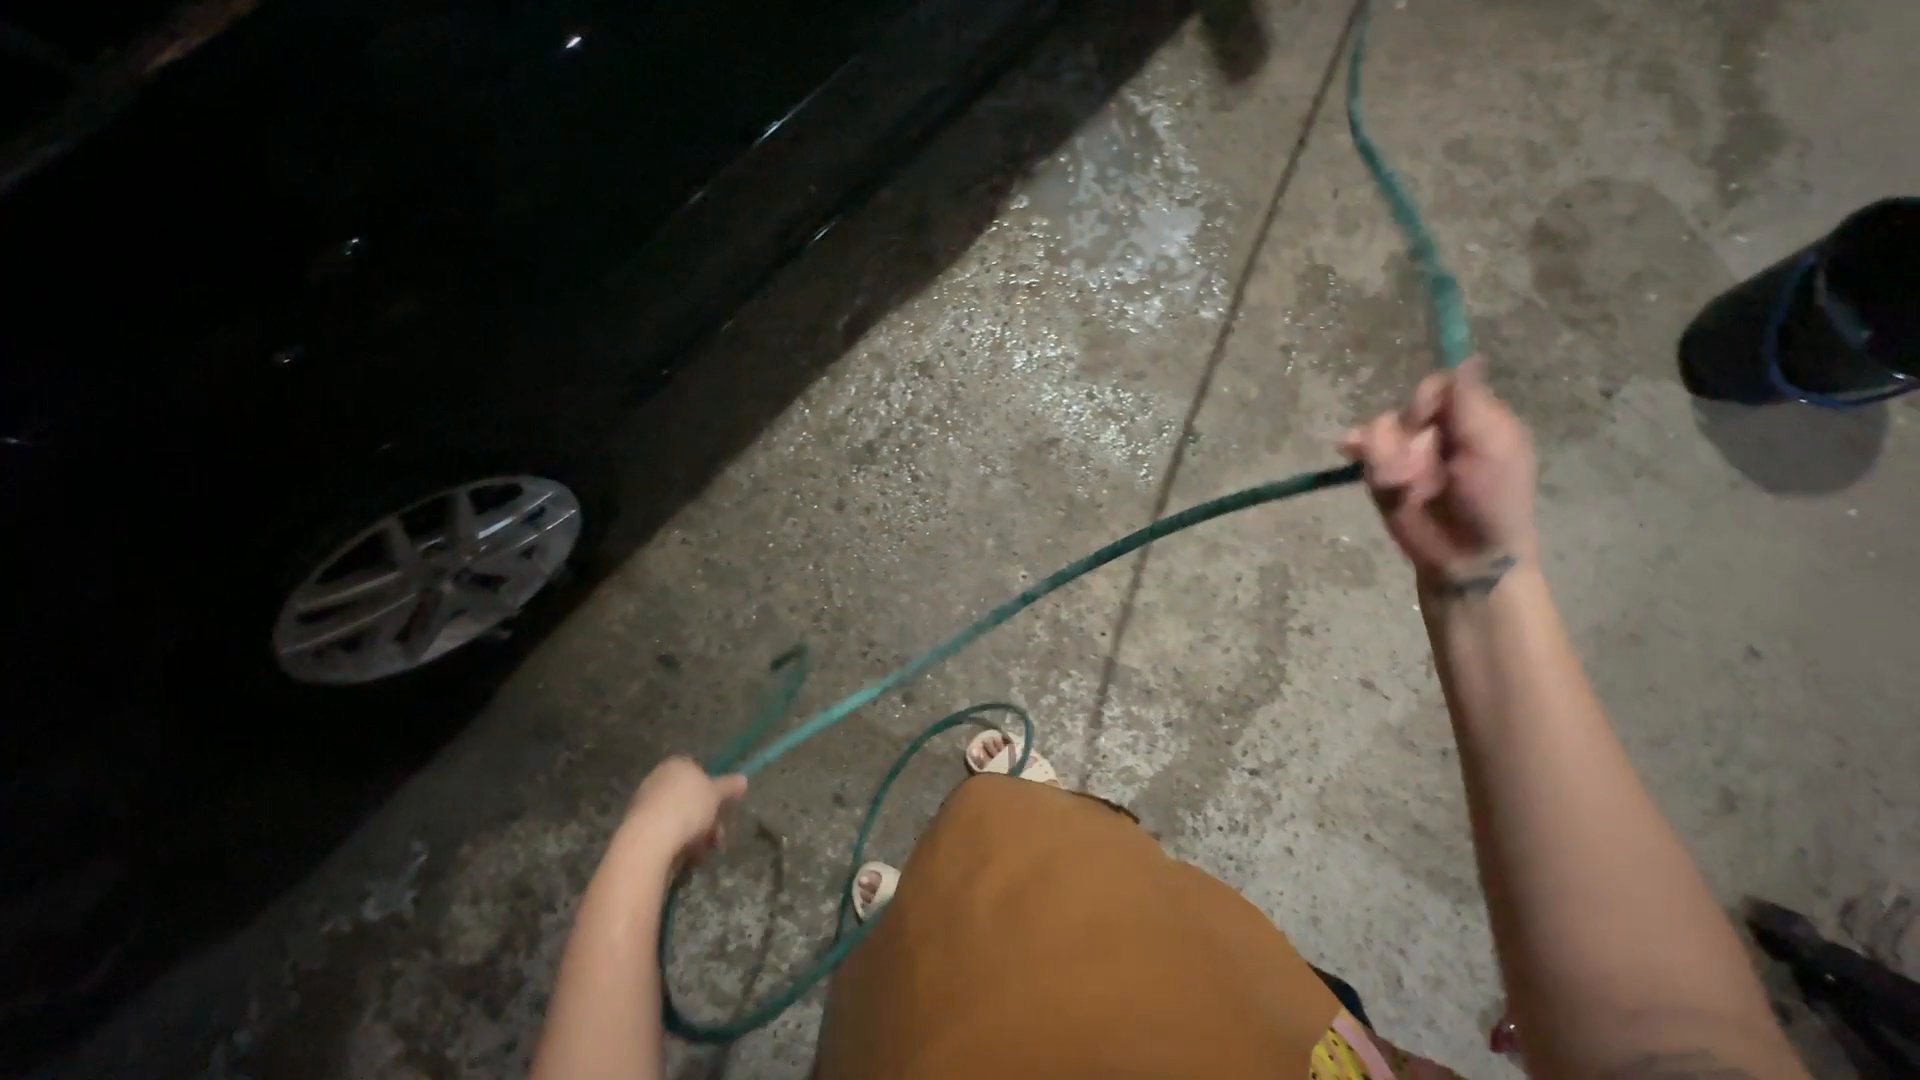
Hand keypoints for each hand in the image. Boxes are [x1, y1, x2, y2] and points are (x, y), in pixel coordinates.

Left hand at [623, 757, 747, 868]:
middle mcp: (659, 780)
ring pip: (682, 819)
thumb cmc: (687, 808)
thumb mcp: (716, 794)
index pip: (700, 772)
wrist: (649, 840)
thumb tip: (743, 779)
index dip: (715, 790)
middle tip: (719, 837)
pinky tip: (687, 857)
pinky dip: (680, 844)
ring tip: (704, 852)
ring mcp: (647, 805)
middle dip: (709, 819)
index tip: (725, 808)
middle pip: (692, 799)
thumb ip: (730, 786)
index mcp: (676, 765)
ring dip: (698, 836)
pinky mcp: (640, 830)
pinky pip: (668, 834)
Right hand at [1338, 358, 1536, 587]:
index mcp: (1472, 419)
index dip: (1428, 398)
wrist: (1465, 555)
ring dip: (1388, 455)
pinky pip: (1363, 452)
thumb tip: (1466, 356)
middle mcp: (1436, 431)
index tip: (1429, 418)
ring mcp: (1406, 454)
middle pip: (1404, 407)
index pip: (1439, 385)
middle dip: (1408, 431)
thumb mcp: (1493, 447)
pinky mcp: (1381, 475)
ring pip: (1378, 429)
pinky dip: (1367, 459)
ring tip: (1406, 484)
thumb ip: (1473, 402)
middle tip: (1425, 460)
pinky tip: (1358, 458)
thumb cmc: (1493, 501)